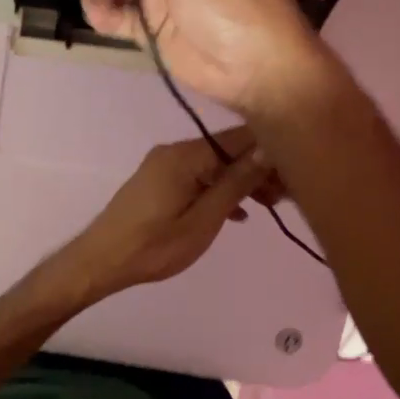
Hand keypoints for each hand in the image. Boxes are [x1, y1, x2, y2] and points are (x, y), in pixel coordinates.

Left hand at [57, 128, 279, 298]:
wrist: (101, 261)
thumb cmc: (153, 247)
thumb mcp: (203, 220)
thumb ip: (236, 184)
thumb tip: (269, 150)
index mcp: (185, 155)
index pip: (240, 137)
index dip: (273, 152)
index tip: (299, 173)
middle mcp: (173, 151)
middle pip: (228, 150)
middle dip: (259, 169)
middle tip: (287, 197)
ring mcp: (163, 165)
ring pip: (214, 165)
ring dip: (241, 182)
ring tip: (270, 205)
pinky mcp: (158, 181)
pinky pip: (198, 176)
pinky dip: (219, 190)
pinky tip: (238, 213)